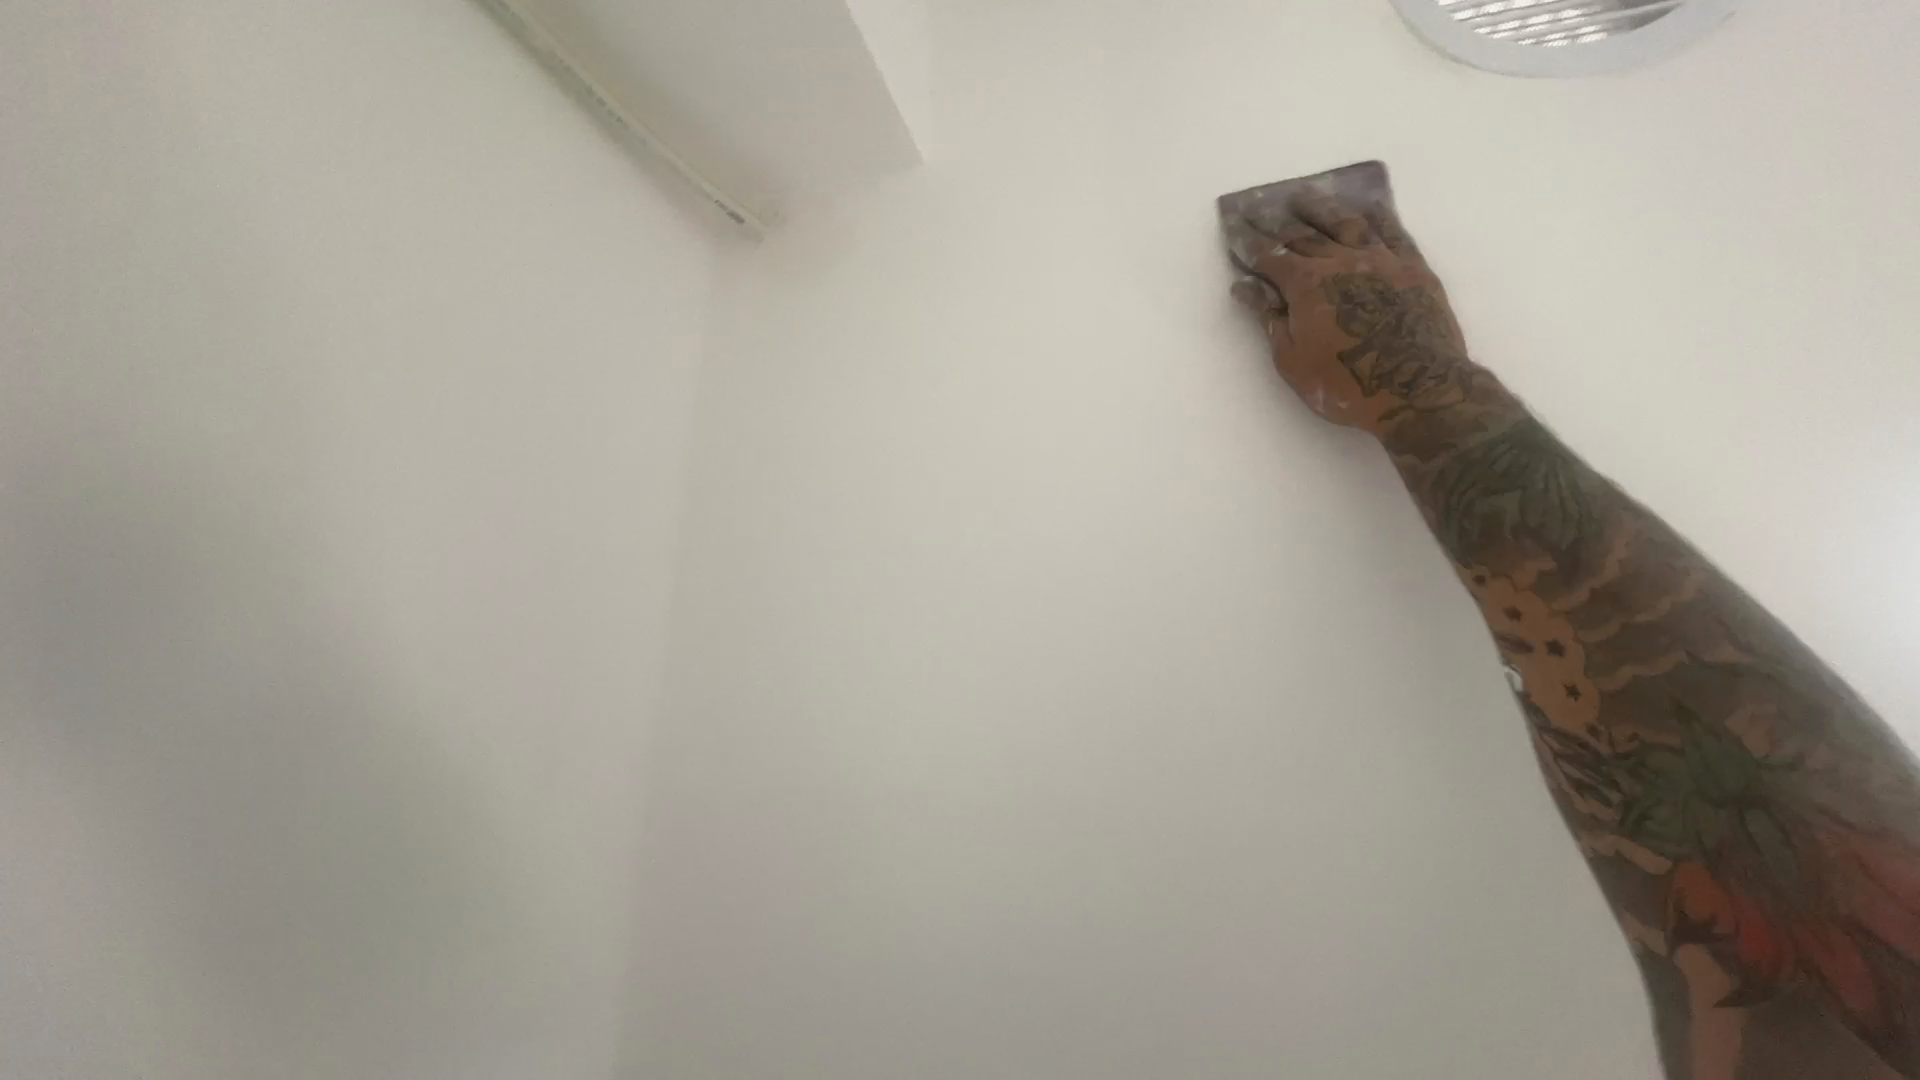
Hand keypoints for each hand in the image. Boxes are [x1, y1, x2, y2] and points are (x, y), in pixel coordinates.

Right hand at [1223, 170, 1477, 437]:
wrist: (1416, 388)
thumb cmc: (1343, 384)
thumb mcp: (1292, 360)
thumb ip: (1271, 319)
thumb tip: (1247, 287)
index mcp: (1306, 284)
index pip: (1270, 256)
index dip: (1249, 242)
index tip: (1234, 227)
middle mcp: (1341, 261)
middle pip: (1303, 234)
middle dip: (1275, 222)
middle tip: (1258, 207)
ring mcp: (1380, 259)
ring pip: (1345, 224)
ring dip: (1320, 209)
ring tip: (1303, 198)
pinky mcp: (1412, 267)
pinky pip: (1392, 232)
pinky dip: (1376, 216)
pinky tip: (1367, 208)